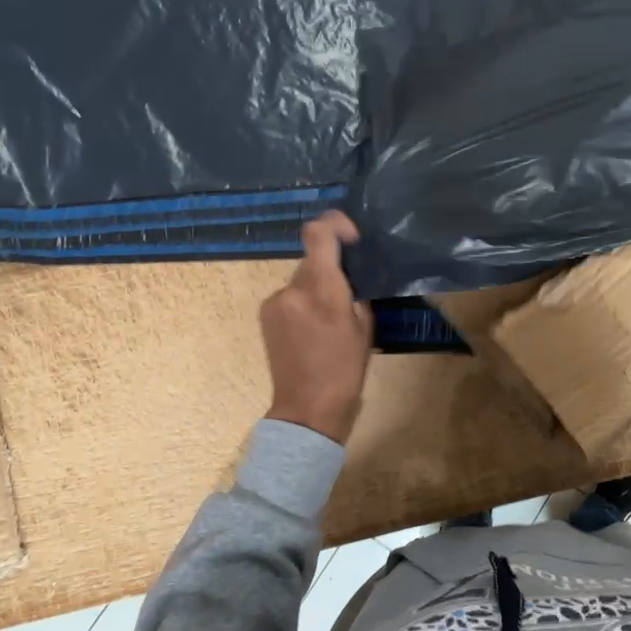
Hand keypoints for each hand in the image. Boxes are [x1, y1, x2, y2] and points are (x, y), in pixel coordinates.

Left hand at [261, 211, 373, 443]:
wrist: (307, 407)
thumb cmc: (345, 370)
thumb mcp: (365, 328)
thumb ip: (355, 293)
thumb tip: (348, 275)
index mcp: (322, 290)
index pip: (319, 233)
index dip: (335, 223)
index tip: (351, 236)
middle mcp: (293, 288)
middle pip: (313, 259)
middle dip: (332, 269)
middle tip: (350, 293)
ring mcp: (275, 301)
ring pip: (302, 279)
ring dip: (317, 288)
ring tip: (331, 320)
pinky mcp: (265, 314)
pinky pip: (290, 296)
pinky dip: (303, 303)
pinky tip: (312, 331)